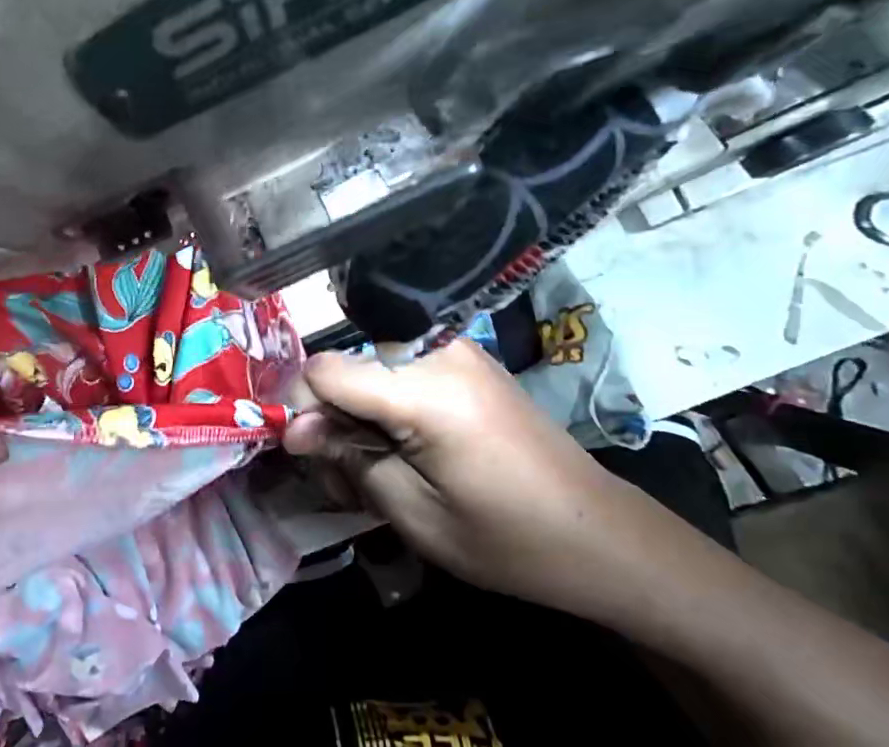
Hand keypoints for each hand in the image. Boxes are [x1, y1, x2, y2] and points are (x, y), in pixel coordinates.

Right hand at [283, 340, 643, 611]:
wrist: (596, 530)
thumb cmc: (506, 538)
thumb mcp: (414, 512)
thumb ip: (349, 458)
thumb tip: (293, 428)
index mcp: (426, 387)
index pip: (326, 369)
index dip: (300, 408)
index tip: (301, 453)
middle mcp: (437, 350)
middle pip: (347, 368)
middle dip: (331, 420)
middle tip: (346, 480)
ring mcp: (455, 350)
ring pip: (370, 370)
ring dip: (358, 418)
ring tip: (376, 476)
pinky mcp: (466, 361)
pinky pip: (402, 371)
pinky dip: (388, 408)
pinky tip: (403, 453)